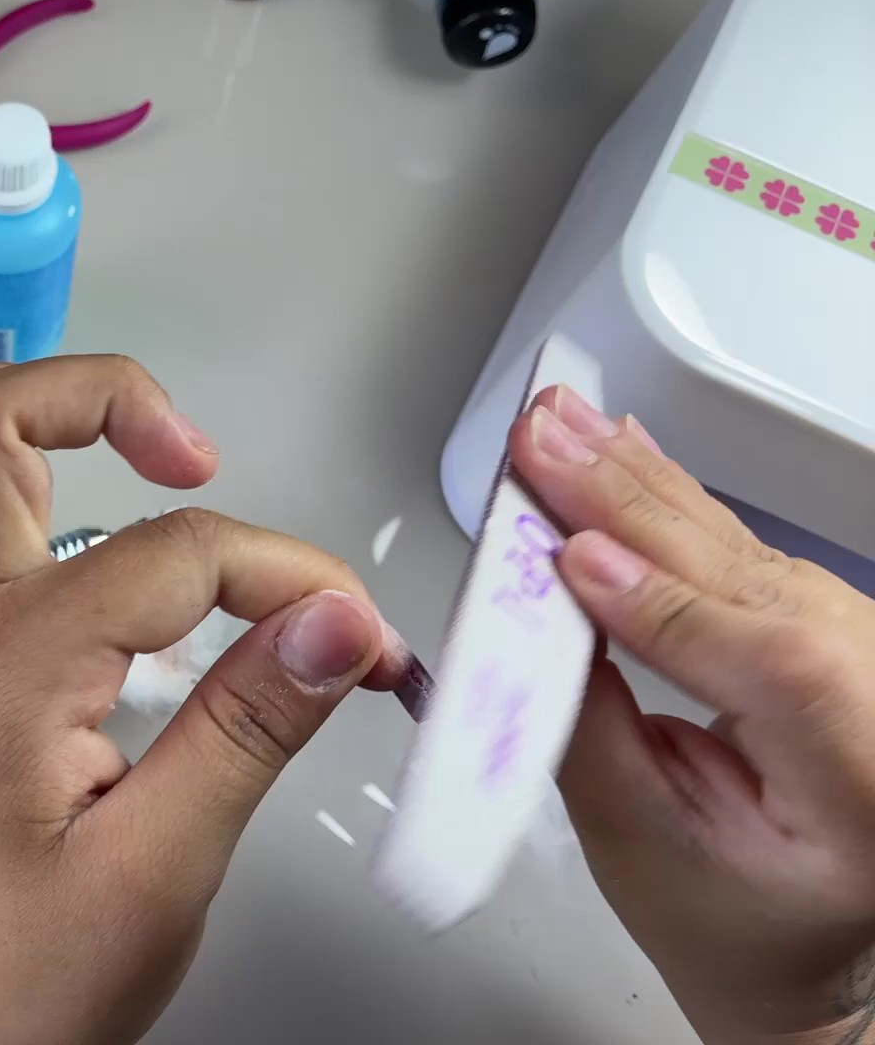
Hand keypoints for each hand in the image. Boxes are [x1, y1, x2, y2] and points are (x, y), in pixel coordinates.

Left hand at [0, 356, 414, 1044]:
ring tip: (118, 431)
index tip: (345, 631)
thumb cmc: (40, 965)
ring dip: (19, 410)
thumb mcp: (164, 864)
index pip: (173, 555)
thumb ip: (248, 727)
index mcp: (13, 659)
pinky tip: (41, 483)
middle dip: (97, 396)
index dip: (282, 576)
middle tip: (189, 446)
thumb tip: (331, 624)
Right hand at [509, 387, 874, 1044]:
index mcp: (873, 779)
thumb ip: (586, 724)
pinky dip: (668, 501)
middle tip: (543, 431)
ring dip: (635, 482)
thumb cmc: (742, 926)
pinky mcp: (831, 638)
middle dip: (621, 494)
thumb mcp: (640, 840)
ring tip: (564, 428)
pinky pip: (743, 553)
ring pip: (740, 548)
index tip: (564, 552)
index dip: (658, 603)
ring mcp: (871, 659)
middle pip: (747, 574)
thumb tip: (541, 620)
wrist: (834, 956)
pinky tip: (629, 455)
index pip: (771, 662)